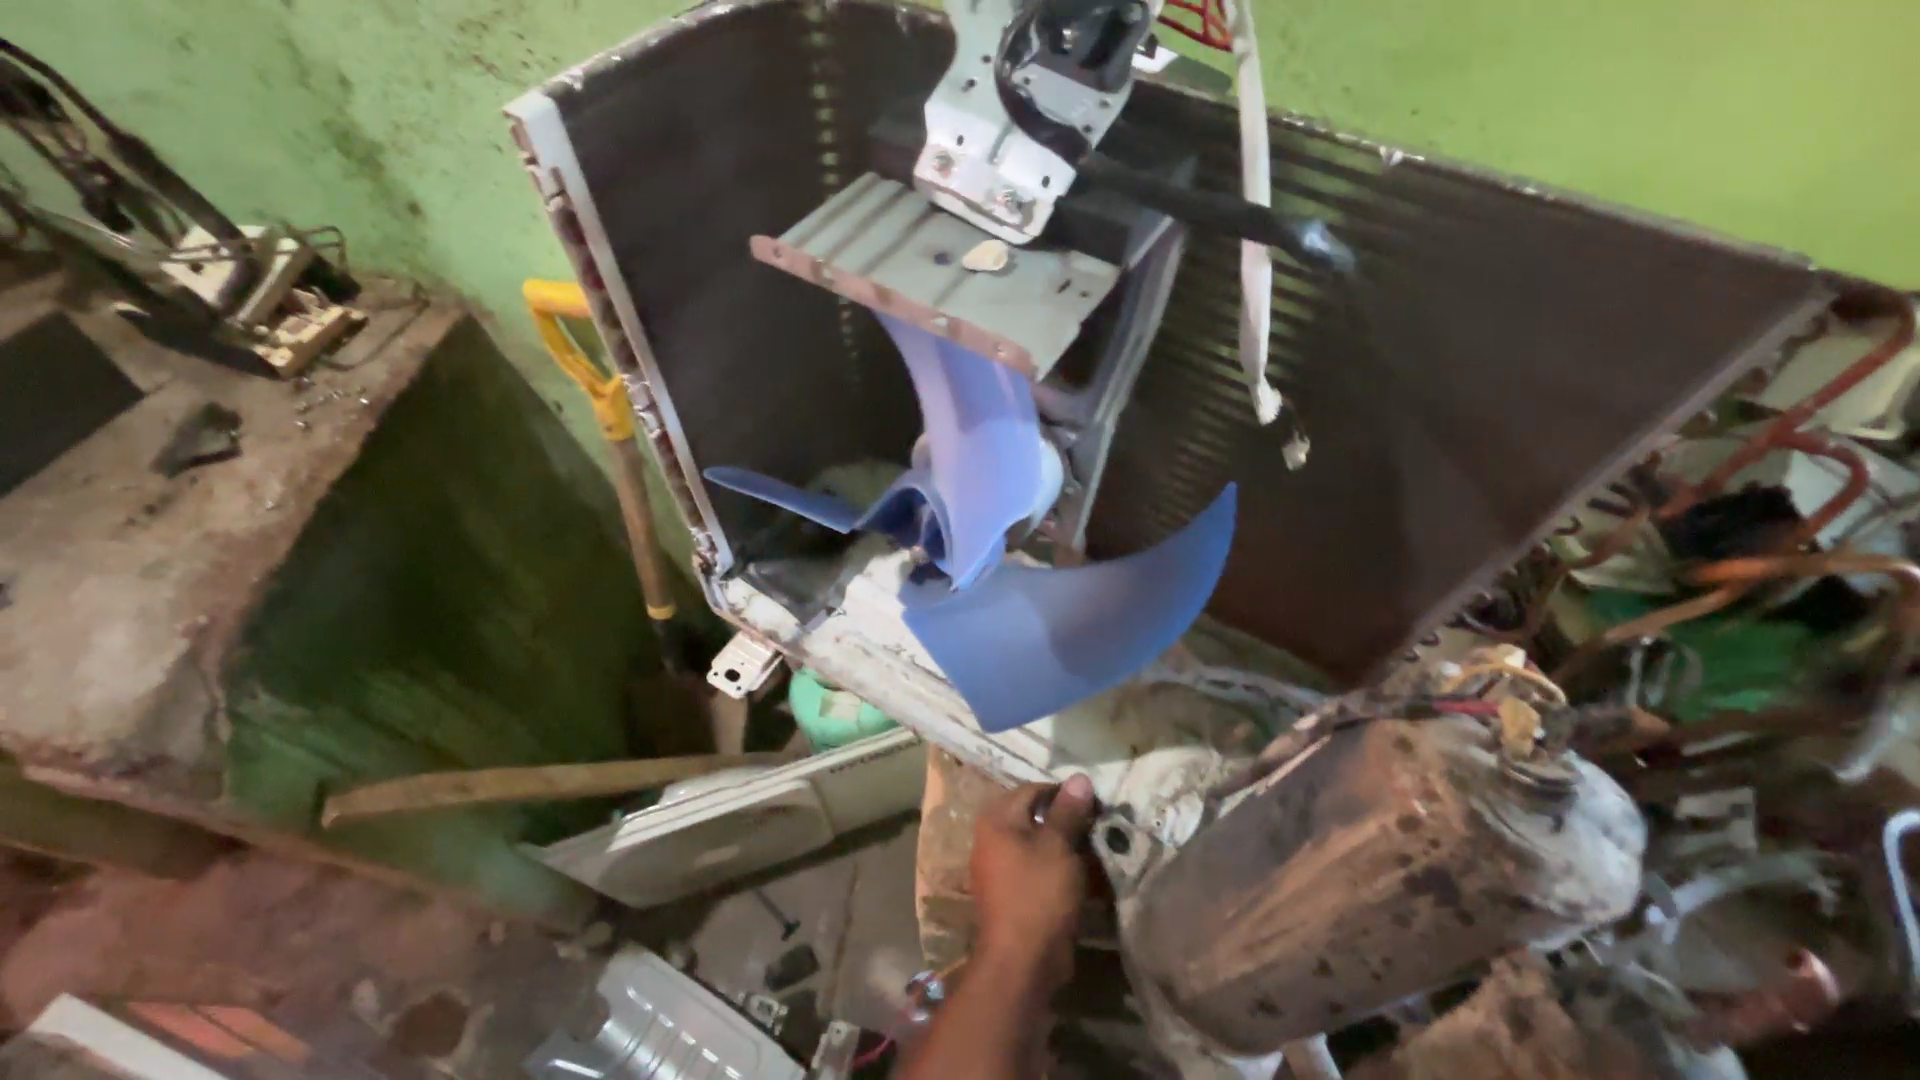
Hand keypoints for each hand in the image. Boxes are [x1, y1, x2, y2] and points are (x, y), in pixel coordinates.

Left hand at [968, 774, 1096, 994]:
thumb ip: (1068, 811)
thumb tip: (1079, 777)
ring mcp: (1000, 869)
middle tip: (1099, 828)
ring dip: (1067, 847)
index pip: (1032, 790)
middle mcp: (992, 839)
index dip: (1064, 793)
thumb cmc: (1038, 894)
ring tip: (1098, 852)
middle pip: (1035, 818)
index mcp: (996, 820)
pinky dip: (1061, 870)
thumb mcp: (1058, 846)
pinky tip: (1086, 877)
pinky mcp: (1013, 895)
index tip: (1095, 805)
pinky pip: (1039, 871)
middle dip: (1068, 822)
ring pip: (1039, 846)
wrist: (1022, 962)